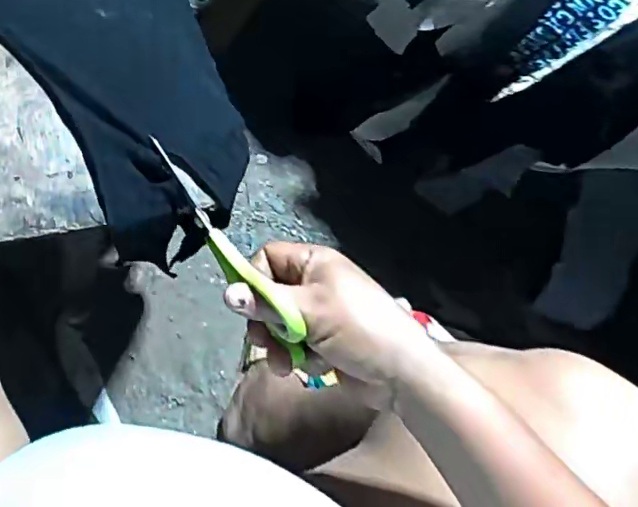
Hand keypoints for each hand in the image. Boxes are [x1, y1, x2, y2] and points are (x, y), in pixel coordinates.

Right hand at [224, 243, 446, 408]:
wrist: (410, 379)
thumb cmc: (360, 330)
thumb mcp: (308, 312)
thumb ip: (265, 303)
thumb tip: (227, 295)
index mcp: (314, 262)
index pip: (267, 258)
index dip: (254, 279)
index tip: (248, 304)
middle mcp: (315, 282)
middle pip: (270, 293)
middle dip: (265, 320)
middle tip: (261, 339)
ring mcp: (322, 313)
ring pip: (280, 322)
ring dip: (278, 343)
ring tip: (283, 363)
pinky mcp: (327, 341)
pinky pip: (297, 342)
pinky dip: (297, 355)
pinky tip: (306, 369)